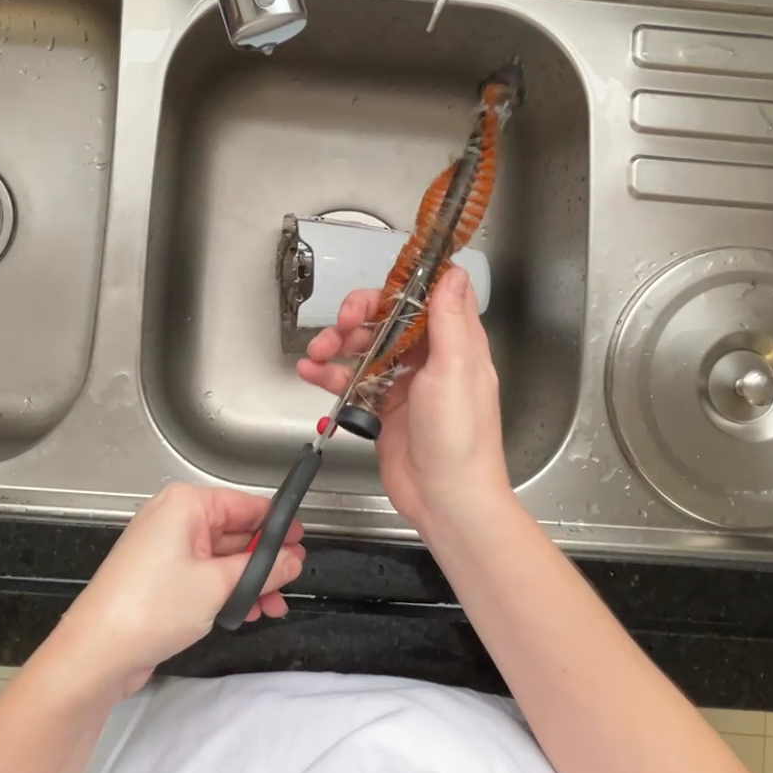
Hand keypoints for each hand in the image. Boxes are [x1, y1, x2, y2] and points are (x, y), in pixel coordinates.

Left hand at [49, 483, 305, 695]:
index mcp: (185, 504)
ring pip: (222, 558)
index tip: (301, 540)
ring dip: (249, 581)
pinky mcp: (160, 578)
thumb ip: (261, 569)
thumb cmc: (148, 609)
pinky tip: (247, 611)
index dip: (276, 523)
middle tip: (292, 579)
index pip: (244, 503)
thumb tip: (289, 559)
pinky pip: (204, 576)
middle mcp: (173, 520)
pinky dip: (227, 591)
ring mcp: (165, 550)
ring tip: (273, 605)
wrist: (96, 654)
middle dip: (265, 559)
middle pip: (234, 531)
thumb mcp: (218, 585)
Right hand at [296, 267, 510, 528]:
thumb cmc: (461, 439)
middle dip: (358, 318)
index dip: (397, 289)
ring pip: (363, 349)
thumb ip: (450, 319)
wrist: (446, 499)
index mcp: (454, 345)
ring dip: (336, 345)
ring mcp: (403, 385)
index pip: (425, 299)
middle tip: (340, 325)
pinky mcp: (381, 410)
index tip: (375, 293)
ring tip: (316, 354)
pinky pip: (350, 382)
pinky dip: (329, 375)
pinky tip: (311, 372)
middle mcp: (429, 360)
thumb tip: (454, 273)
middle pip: (386, 322)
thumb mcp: (456, 369)